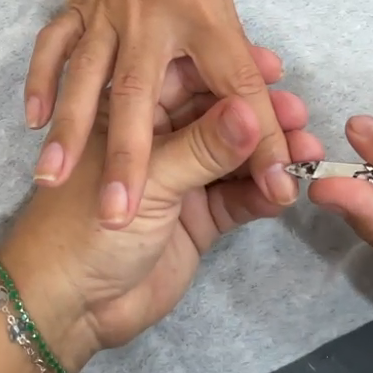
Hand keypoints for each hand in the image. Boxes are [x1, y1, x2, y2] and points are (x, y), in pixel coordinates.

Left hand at [0, 78, 324, 364]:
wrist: (65, 305)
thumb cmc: (83, 223)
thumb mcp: (151, 177)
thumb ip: (203, 146)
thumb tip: (253, 110)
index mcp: (130, 111)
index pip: (187, 80)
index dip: (228, 73)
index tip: (272, 67)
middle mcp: (157, 138)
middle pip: (216, 117)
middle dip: (258, 114)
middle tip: (299, 110)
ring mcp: (178, 179)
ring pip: (230, 157)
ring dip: (267, 154)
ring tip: (308, 150)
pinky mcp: (195, 219)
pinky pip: (233, 199)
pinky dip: (260, 194)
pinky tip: (288, 191)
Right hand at [27, 0, 294, 227]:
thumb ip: (222, 40)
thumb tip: (240, 95)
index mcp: (201, 10)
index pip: (234, 81)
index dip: (261, 137)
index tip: (277, 190)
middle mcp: (151, 17)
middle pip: (143, 93)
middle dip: (132, 157)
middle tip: (120, 215)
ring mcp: (105, 12)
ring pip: (87, 77)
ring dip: (70, 129)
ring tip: (56, 179)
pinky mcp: (73, 6)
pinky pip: (53, 46)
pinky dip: (40, 79)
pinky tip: (33, 118)